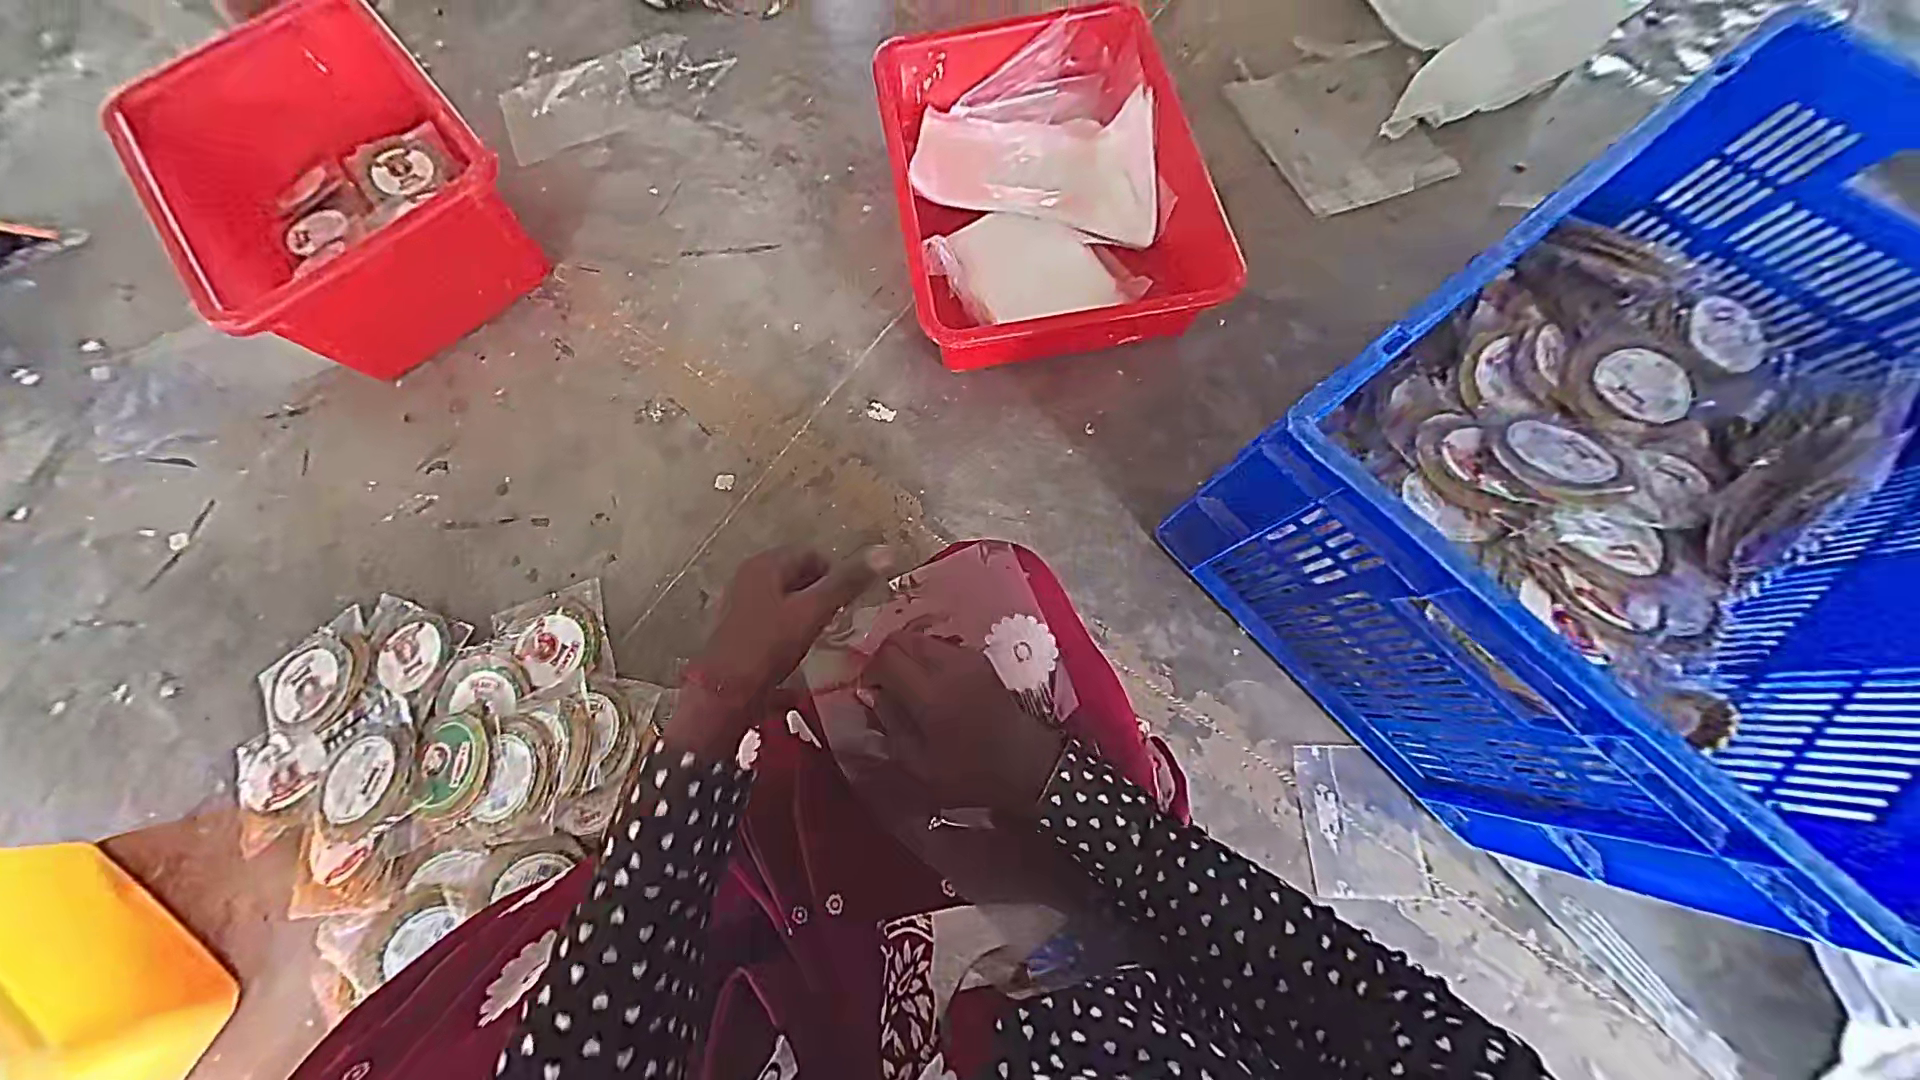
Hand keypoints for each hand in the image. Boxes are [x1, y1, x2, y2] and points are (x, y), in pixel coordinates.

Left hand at [674, 545, 892, 760]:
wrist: (726, 693)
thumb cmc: (769, 645)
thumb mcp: (814, 611)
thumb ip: (847, 582)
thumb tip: (885, 551)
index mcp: (766, 564)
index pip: (813, 554)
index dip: (836, 574)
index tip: (848, 602)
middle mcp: (749, 575)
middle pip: (799, 574)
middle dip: (823, 592)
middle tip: (838, 618)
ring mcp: (741, 601)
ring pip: (788, 596)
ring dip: (808, 610)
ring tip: (821, 633)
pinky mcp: (739, 627)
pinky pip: (775, 615)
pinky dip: (791, 624)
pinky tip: (798, 646)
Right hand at [858, 631, 1064, 817]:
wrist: (1029, 764)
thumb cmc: (972, 773)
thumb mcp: (920, 766)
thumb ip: (892, 726)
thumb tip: (873, 697)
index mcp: (928, 692)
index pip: (885, 657)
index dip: (869, 672)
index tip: (869, 692)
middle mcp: (947, 665)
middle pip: (901, 638)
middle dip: (885, 656)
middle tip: (884, 683)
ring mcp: (967, 658)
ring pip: (923, 638)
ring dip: (907, 654)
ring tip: (908, 683)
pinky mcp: (982, 660)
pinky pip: (944, 646)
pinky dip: (929, 656)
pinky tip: (934, 683)